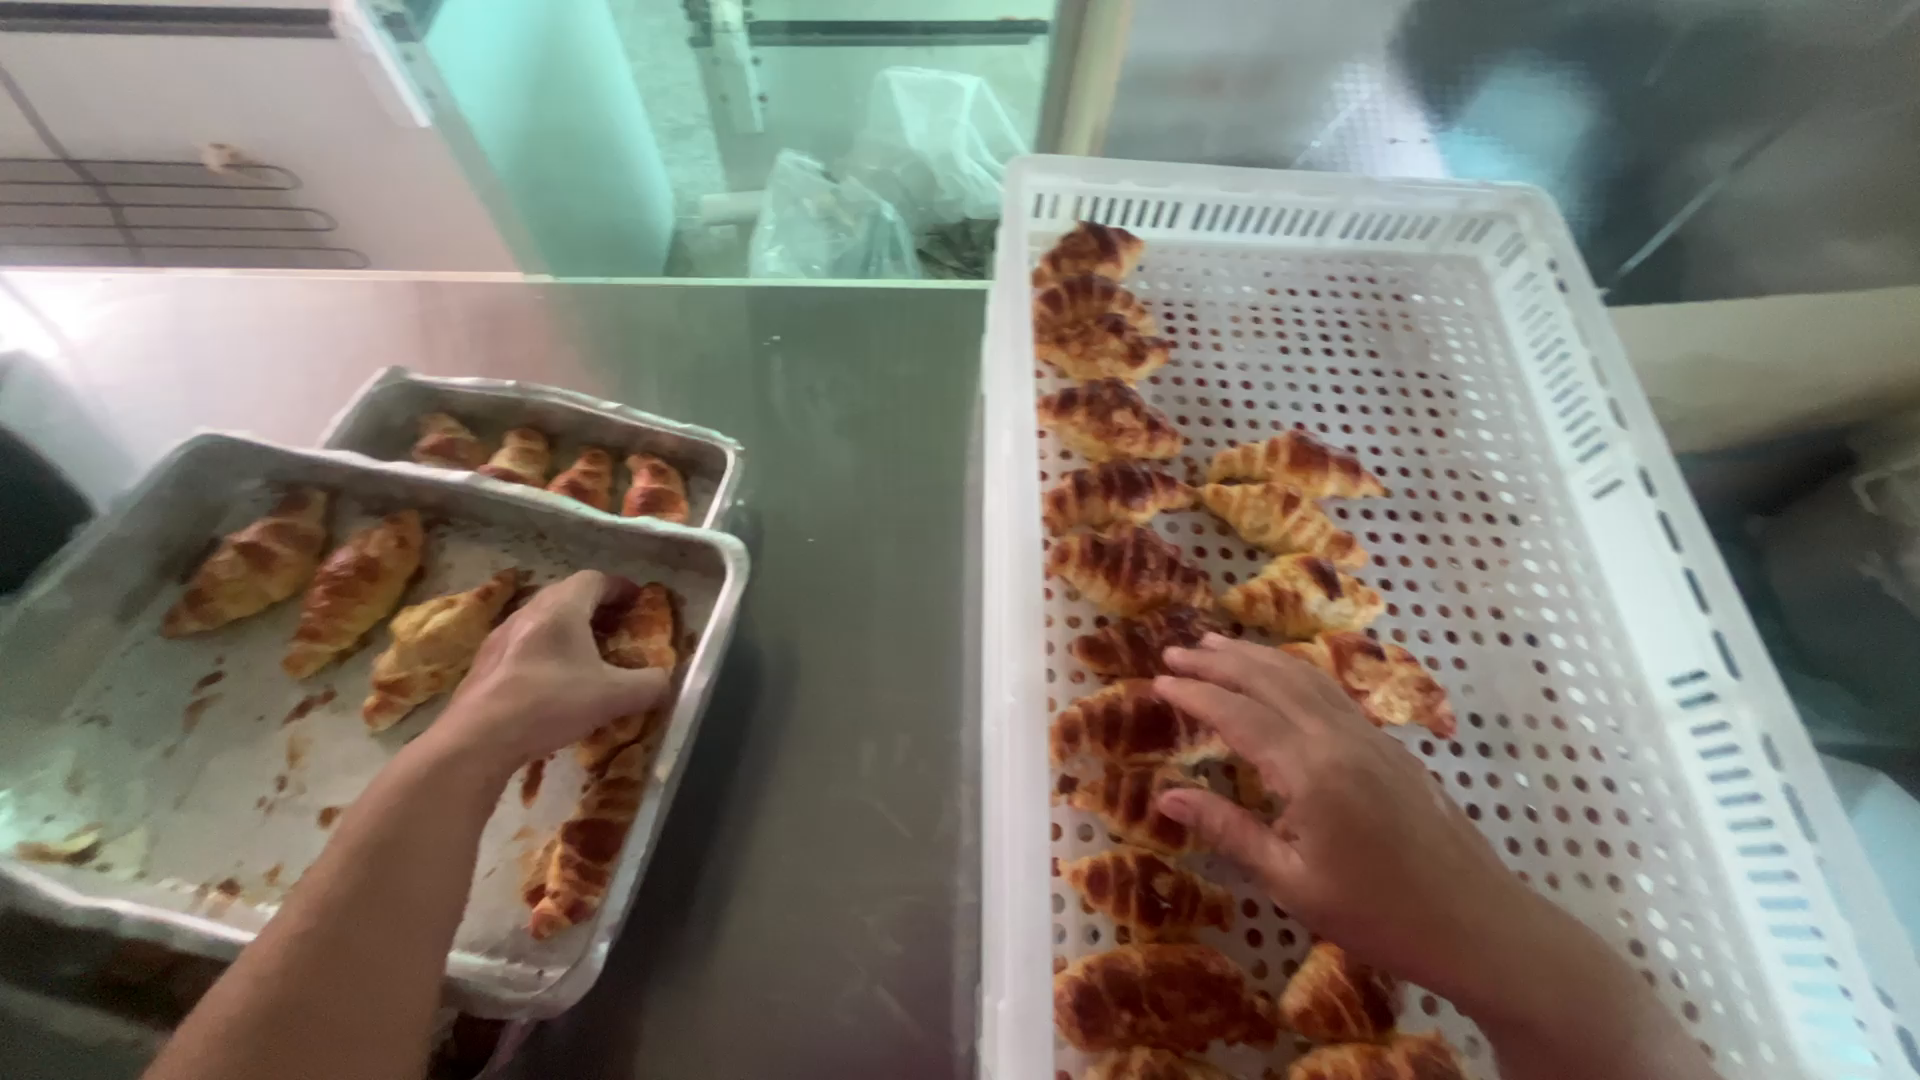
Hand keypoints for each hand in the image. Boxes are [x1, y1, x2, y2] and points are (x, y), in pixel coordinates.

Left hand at [429, 570, 667, 771]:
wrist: (476, 741)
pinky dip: (546, 649)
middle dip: (596, 606)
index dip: (620, 587)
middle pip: (567, 594)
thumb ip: (650, 685)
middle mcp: (528, 613)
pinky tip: (554, 681)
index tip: (638, 602)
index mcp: (561, 609)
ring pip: (542, 619)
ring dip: (569, 628)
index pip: (594, 579)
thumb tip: (664, 681)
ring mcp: (500, 637)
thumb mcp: (615, 697)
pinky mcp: (484, 664)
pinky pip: (524, 643)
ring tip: (588, 653)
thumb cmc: (550, 705)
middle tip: (617, 626)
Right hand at [1151, 634, 1557, 1014]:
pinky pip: (1329, 690)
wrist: (1483, 927)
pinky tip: (1278, 675)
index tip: (1157, 683)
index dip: (1195, 695)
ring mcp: (1369, 736)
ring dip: (1255, 656)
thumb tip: (1166, 795)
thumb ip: (1228, 829)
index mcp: (1311, 771)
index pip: (1238, 715)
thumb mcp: (1292, 883)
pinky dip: (1291, 670)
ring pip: (1303, 676)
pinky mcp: (1389, 745)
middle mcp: (1339, 738)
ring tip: (1216, 644)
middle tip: (1175, 652)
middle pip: (1269, 680)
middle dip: (1218, 661)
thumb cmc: (1379, 915)